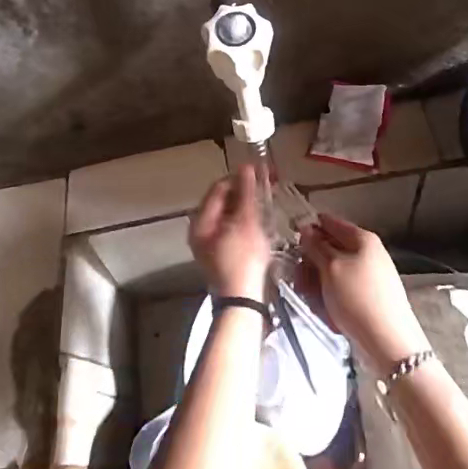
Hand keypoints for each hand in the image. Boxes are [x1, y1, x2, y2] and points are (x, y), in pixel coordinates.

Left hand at [188, 164, 272, 299]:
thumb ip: (245, 194)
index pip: (218, 188)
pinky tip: (261, 222)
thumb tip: (246, 167)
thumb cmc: (242, 259)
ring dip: (247, 206)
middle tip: (267, 185)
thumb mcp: (246, 222)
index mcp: (201, 220)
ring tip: (267, 200)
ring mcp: (209, 243)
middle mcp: (200, 229)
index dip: (239, 177)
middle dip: (244, 192)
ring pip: (229, 215)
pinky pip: (232, 229)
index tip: (261, 172)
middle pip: (222, 201)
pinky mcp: (221, 254)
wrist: (243, 301)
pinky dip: (246, 221)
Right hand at [300, 212, 429, 365]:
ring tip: (313, 301)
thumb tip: (306, 229)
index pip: (328, 222)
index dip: (308, 230)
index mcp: (362, 239)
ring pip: (331, 271)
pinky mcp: (366, 297)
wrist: (388, 343)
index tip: (292, 244)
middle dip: (310, 264)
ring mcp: (368, 276)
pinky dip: (329, 298)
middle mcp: (367, 254)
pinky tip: (326, 311)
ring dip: (316, 284)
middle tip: (300, 280)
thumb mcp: (330, 268)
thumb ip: (315, 246)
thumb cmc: (358, 298)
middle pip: (328, 249)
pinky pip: (340, 289)